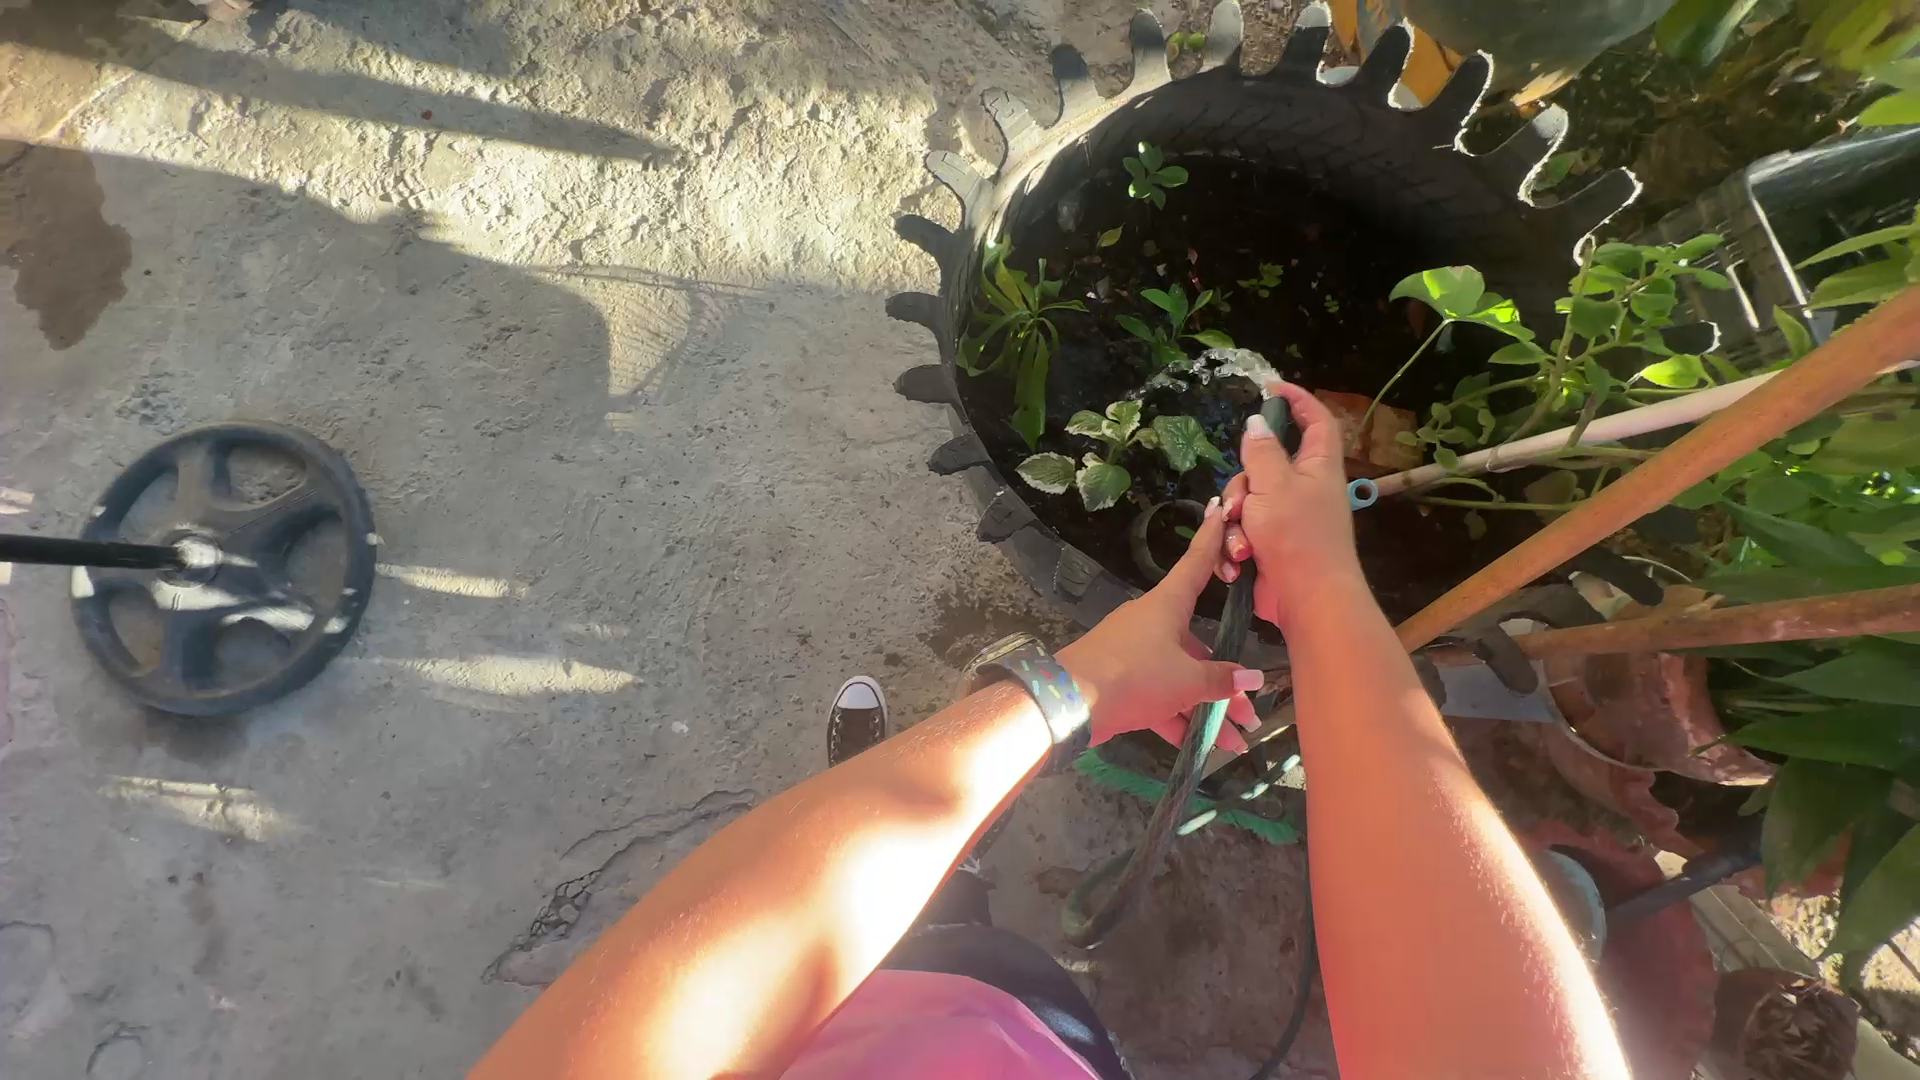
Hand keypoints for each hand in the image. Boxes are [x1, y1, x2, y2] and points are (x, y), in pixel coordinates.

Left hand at [1057, 498, 1264, 752]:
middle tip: (1250, 715)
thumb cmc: (1135, 675)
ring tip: (1235, 742)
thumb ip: (1220, 680)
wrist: (1070, 702)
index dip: (1211, 540)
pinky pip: (1158, 696)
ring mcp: (1133, 652)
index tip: (1220, 510)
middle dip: (1225, 682)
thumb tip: (1250, 677)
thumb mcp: (1187, 680)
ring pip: (1179, 676)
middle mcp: (1151, 622)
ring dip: (1206, 709)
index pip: (1196, 565)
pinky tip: (1201, 748)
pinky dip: (1178, 718)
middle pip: (1197, 645)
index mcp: (1166, 606)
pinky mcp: (1119, 680)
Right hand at [1220, 381, 1364, 628]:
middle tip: (1238, 509)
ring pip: (1243, 503)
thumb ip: (1261, 452)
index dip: (1296, 401)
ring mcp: (1285, 518)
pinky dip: (1233, 547)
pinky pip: (1240, 532)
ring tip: (1241, 547)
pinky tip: (1236, 564)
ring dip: (1233, 526)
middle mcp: (1302, 489)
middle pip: (1260, 467)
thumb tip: (1257, 422)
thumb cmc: (1298, 538)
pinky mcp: (1269, 544)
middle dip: (1240, 489)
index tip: (1269, 389)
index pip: (1314, 421)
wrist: (1307, 600)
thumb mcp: (1274, 486)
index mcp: (1316, 467)